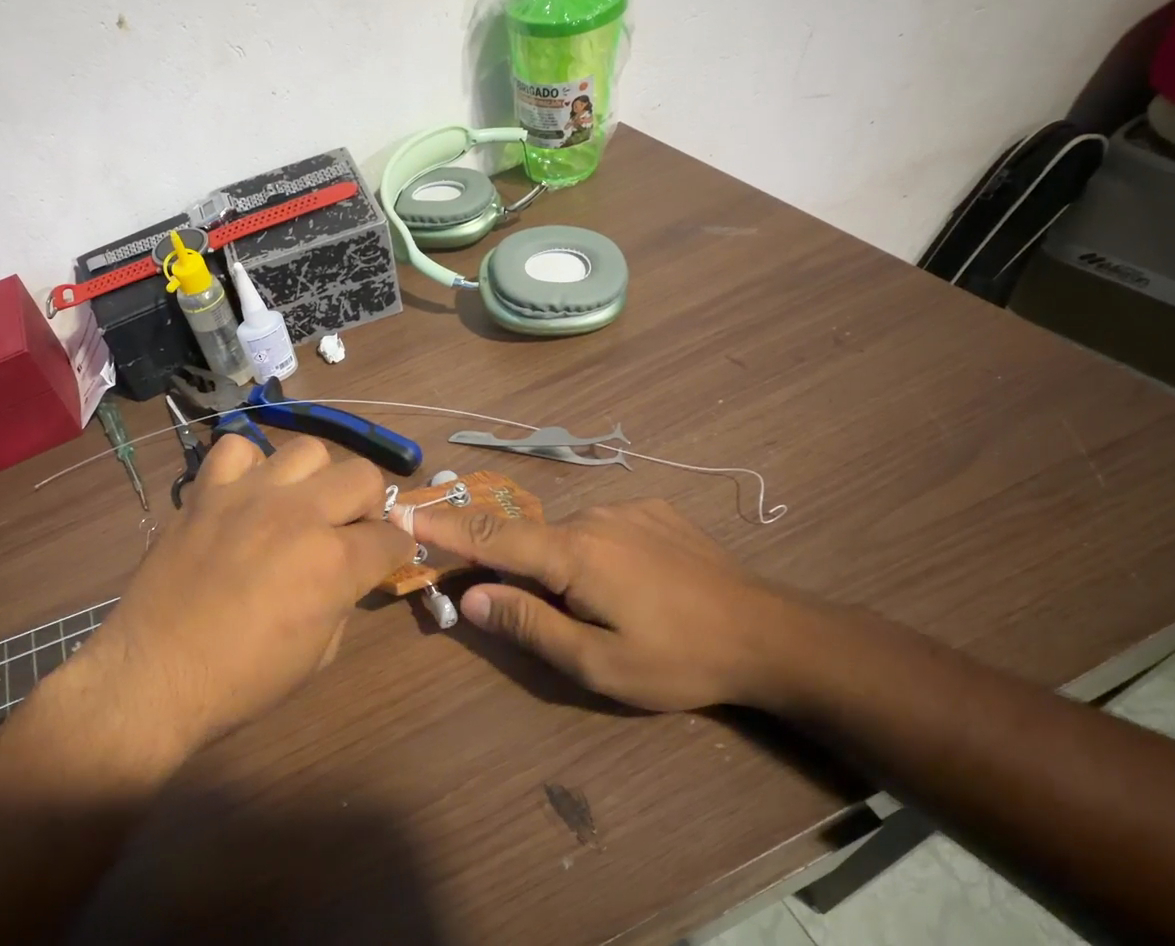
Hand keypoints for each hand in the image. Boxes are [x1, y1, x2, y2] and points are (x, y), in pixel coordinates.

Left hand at [78, 435, 413, 749]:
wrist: (156, 674)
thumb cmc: (243, 680)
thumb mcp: (320, 654)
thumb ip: (344, 598)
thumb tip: (349, 573)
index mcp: (334, 562)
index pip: (392, 537)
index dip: (394, 552)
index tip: (384, 561)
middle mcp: (299, 514)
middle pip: (364, 475)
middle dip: (367, 507)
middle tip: (345, 534)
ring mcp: (250, 495)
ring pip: (308, 450)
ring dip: (315, 480)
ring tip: (297, 509)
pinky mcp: (207, 491)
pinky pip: (238, 448)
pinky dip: (250, 467)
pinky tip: (247, 497)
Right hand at [410, 499, 794, 711]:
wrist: (774, 634)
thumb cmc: (680, 659)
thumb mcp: (600, 665)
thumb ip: (531, 625)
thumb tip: (473, 595)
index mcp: (573, 554)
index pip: (490, 535)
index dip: (442, 525)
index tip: (400, 512)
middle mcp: (592, 517)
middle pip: (526, 538)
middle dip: (508, 567)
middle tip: (524, 611)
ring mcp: (625, 509)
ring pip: (564, 534)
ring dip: (556, 565)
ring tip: (599, 611)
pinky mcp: (652, 511)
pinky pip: (598, 528)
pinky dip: (589, 553)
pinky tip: (629, 586)